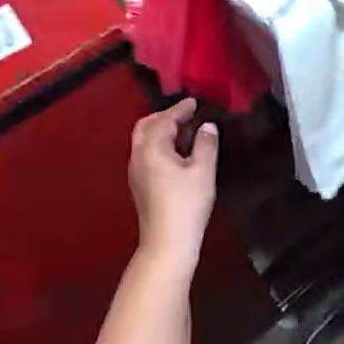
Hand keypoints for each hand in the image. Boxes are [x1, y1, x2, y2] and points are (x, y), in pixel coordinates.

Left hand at [128, 98, 217, 264]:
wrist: (167, 241)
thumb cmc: (187, 204)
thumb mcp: (203, 171)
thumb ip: (206, 144)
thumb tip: (207, 127)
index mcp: (152, 148)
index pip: (165, 120)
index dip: (180, 109)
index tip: (194, 102)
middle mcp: (138, 155)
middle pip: (146, 126)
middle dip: (164, 117)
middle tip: (186, 114)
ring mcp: (136, 171)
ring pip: (144, 140)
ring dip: (161, 130)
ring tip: (183, 131)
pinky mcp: (140, 184)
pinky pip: (146, 153)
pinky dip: (159, 144)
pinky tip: (176, 153)